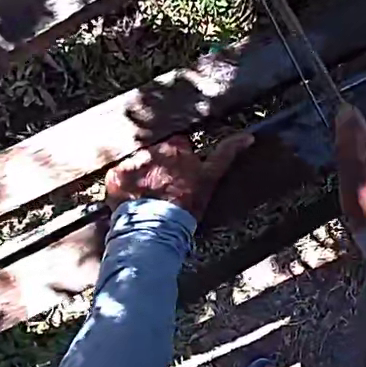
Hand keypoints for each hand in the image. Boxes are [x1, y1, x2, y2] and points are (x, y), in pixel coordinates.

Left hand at [106, 134, 252, 217]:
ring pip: (138, 164)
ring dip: (141, 176)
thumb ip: (227, 154)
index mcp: (178, 148)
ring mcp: (132, 161)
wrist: (155, 229)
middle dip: (159, 166)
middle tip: (163, 190)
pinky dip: (123, 186)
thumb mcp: (211, 179)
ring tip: (147, 200)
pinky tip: (132, 201)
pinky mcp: (116, 174)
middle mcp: (153, 150)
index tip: (181, 173)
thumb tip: (249, 137)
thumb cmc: (187, 206)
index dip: (180, 158)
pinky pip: (119, 176)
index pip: (179, 144)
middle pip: (156, 153)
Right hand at [335, 105, 365, 228]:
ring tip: (349, 189)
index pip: (364, 130)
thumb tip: (347, 109)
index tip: (337, 156)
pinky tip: (360, 198)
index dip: (347, 142)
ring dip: (360, 172)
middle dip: (355, 157)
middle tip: (342, 174)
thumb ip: (350, 139)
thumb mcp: (352, 168)